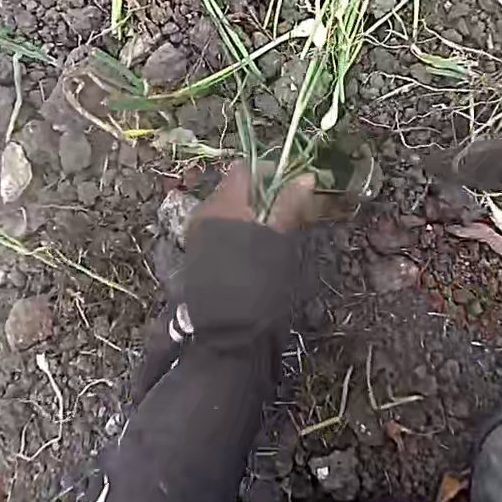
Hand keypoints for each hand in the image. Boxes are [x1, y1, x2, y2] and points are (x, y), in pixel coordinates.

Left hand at [174, 163, 316, 341]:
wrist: (226, 332)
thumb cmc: (257, 282)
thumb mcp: (279, 240)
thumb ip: (289, 204)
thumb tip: (306, 176)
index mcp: (223, 204)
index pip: (243, 170)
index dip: (268, 173)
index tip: (289, 189)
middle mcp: (203, 212)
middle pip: (234, 189)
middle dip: (260, 195)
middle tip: (286, 212)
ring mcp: (196, 234)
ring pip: (227, 209)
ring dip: (250, 213)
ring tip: (272, 233)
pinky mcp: (195, 253)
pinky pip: (218, 228)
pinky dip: (237, 230)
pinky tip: (252, 250)